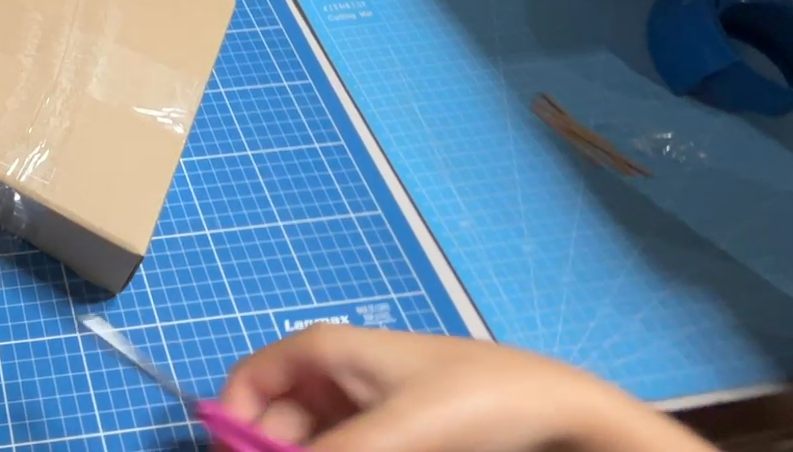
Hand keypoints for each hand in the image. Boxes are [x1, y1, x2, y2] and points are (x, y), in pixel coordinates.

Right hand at [218, 325, 713, 451]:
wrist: (557, 411)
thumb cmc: (468, 401)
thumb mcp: (398, 433)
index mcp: (319, 351)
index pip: (249, 381)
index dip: (234, 423)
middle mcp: (331, 374)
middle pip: (278, 420)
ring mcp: (360, 404)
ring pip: (312, 441)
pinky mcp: (390, 432)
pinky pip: (345, 449)